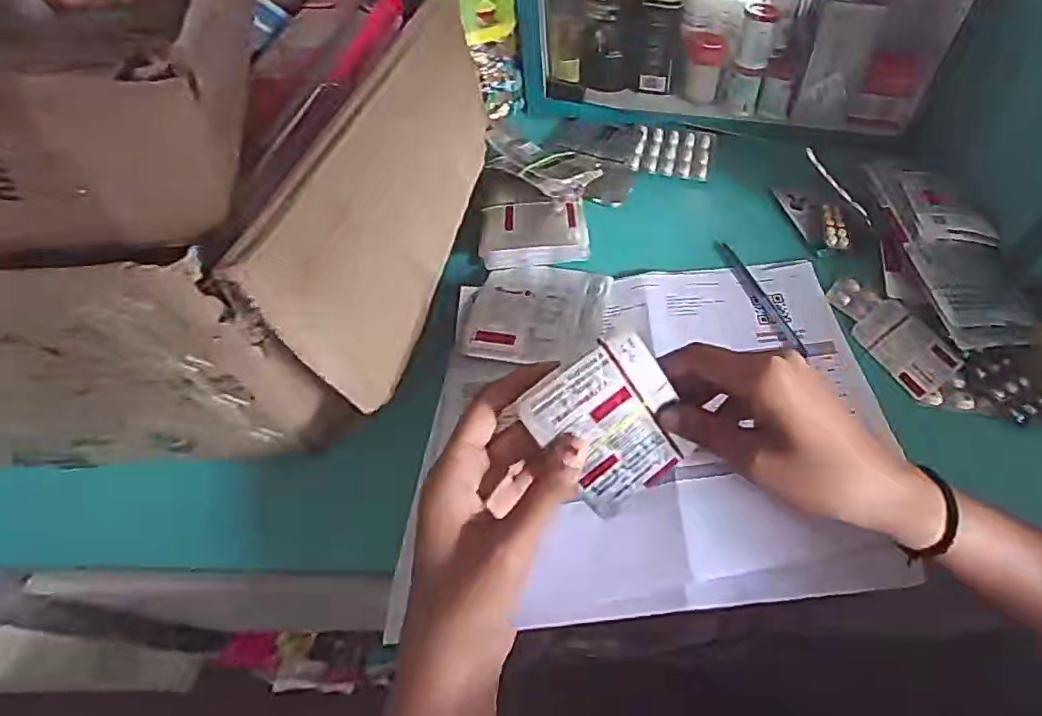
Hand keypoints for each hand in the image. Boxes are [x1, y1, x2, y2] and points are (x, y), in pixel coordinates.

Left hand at [398, 363, 581, 714]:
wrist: (450, 671)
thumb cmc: (467, 602)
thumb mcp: (510, 543)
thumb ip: (547, 490)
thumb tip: (580, 438)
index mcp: (452, 477)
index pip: (483, 411)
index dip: (516, 385)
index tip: (556, 369)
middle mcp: (463, 484)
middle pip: (505, 434)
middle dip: (543, 416)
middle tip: (587, 398)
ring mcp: (480, 508)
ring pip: (517, 461)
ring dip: (549, 447)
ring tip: (591, 426)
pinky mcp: (496, 529)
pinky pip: (525, 488)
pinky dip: (548, 476)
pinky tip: (579, 468)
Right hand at [658, 344, 944, 548]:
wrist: (878, 485)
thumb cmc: (817, 477)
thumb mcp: (755, 460)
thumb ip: (707, 432)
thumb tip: (667, 414)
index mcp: (763, 372)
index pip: (700, 358)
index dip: (666, 371)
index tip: (639, 390)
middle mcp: (775, 359)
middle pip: (716, 363)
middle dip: (684, 385)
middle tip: (654, 414)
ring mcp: (790, 368)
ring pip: (733, 374)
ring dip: (706, 396)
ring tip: (680, 428)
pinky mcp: (798, 383)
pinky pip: (754, 384)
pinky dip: (731, 401)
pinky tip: (717, 429)